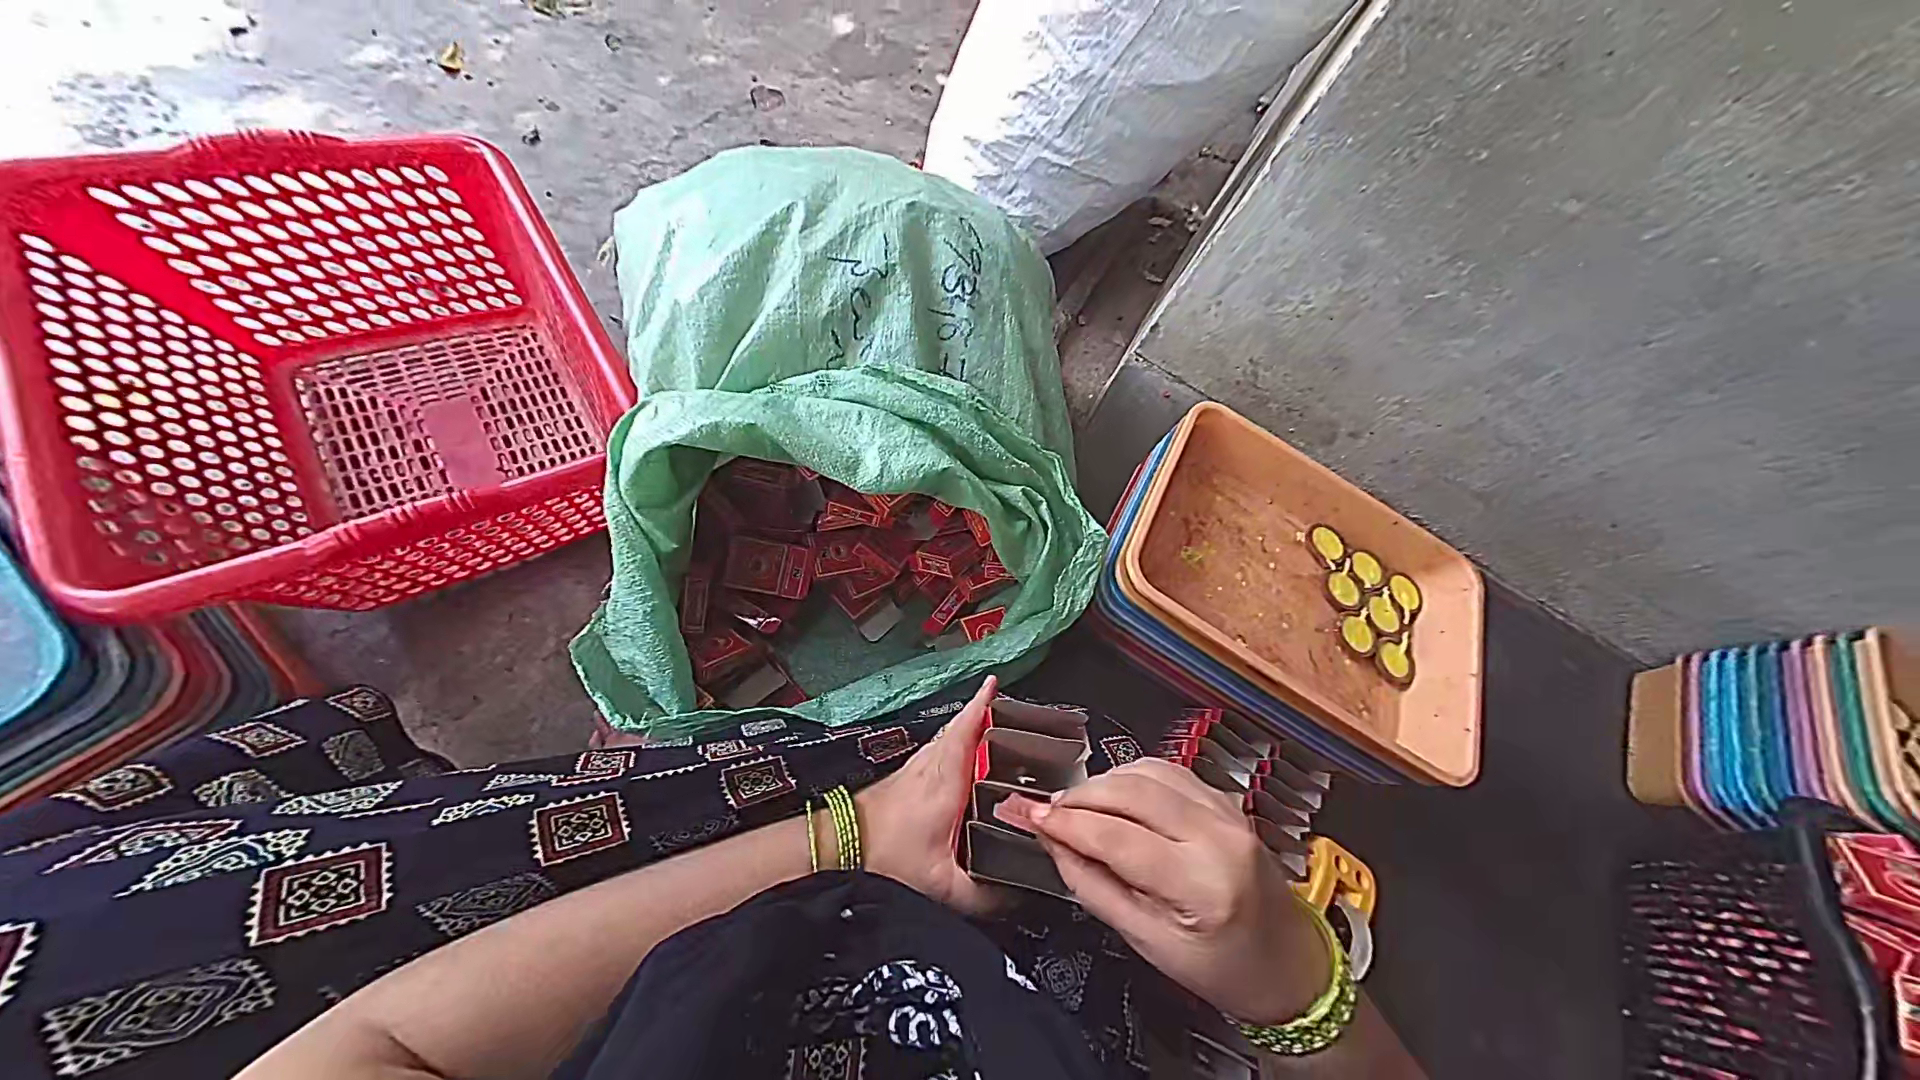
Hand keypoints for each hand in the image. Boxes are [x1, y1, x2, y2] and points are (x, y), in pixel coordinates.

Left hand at [856, 675, 999, 914]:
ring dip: (968, 723)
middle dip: (984, 710)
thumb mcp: (942, 886)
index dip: (980, 706)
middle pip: (959, 728)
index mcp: (943, 784)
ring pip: (947, 736)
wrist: (839, 848)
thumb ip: (984, 894)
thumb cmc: (886, 860)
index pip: (964, 733)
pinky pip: (938, 748)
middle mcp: (930, 768)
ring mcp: (915, 769)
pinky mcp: (906, 776)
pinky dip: (954, 739)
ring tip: (993, 720)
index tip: (993, 682)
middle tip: (1009, 702)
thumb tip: (1018, 895)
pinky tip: (962, 751)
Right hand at [996, 758, 1328, 1024]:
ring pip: (1145, 771)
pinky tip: (1114, 796)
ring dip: (1102, 783)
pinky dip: (1130, 777)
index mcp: (1203, 884)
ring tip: (1077, 806)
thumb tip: (1052, 842)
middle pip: (1129, 791)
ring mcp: (1225, 810)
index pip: (1117, 838)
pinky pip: (1165, 770)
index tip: (1028, 814)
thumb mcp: (1149, 942)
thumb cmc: (1223, 967)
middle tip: (1047, 809)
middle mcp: (1218, 835)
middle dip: (1079, 796)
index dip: (1065, 823)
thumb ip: (1094, 887)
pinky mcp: (1223, 798)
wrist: (1289, 963)